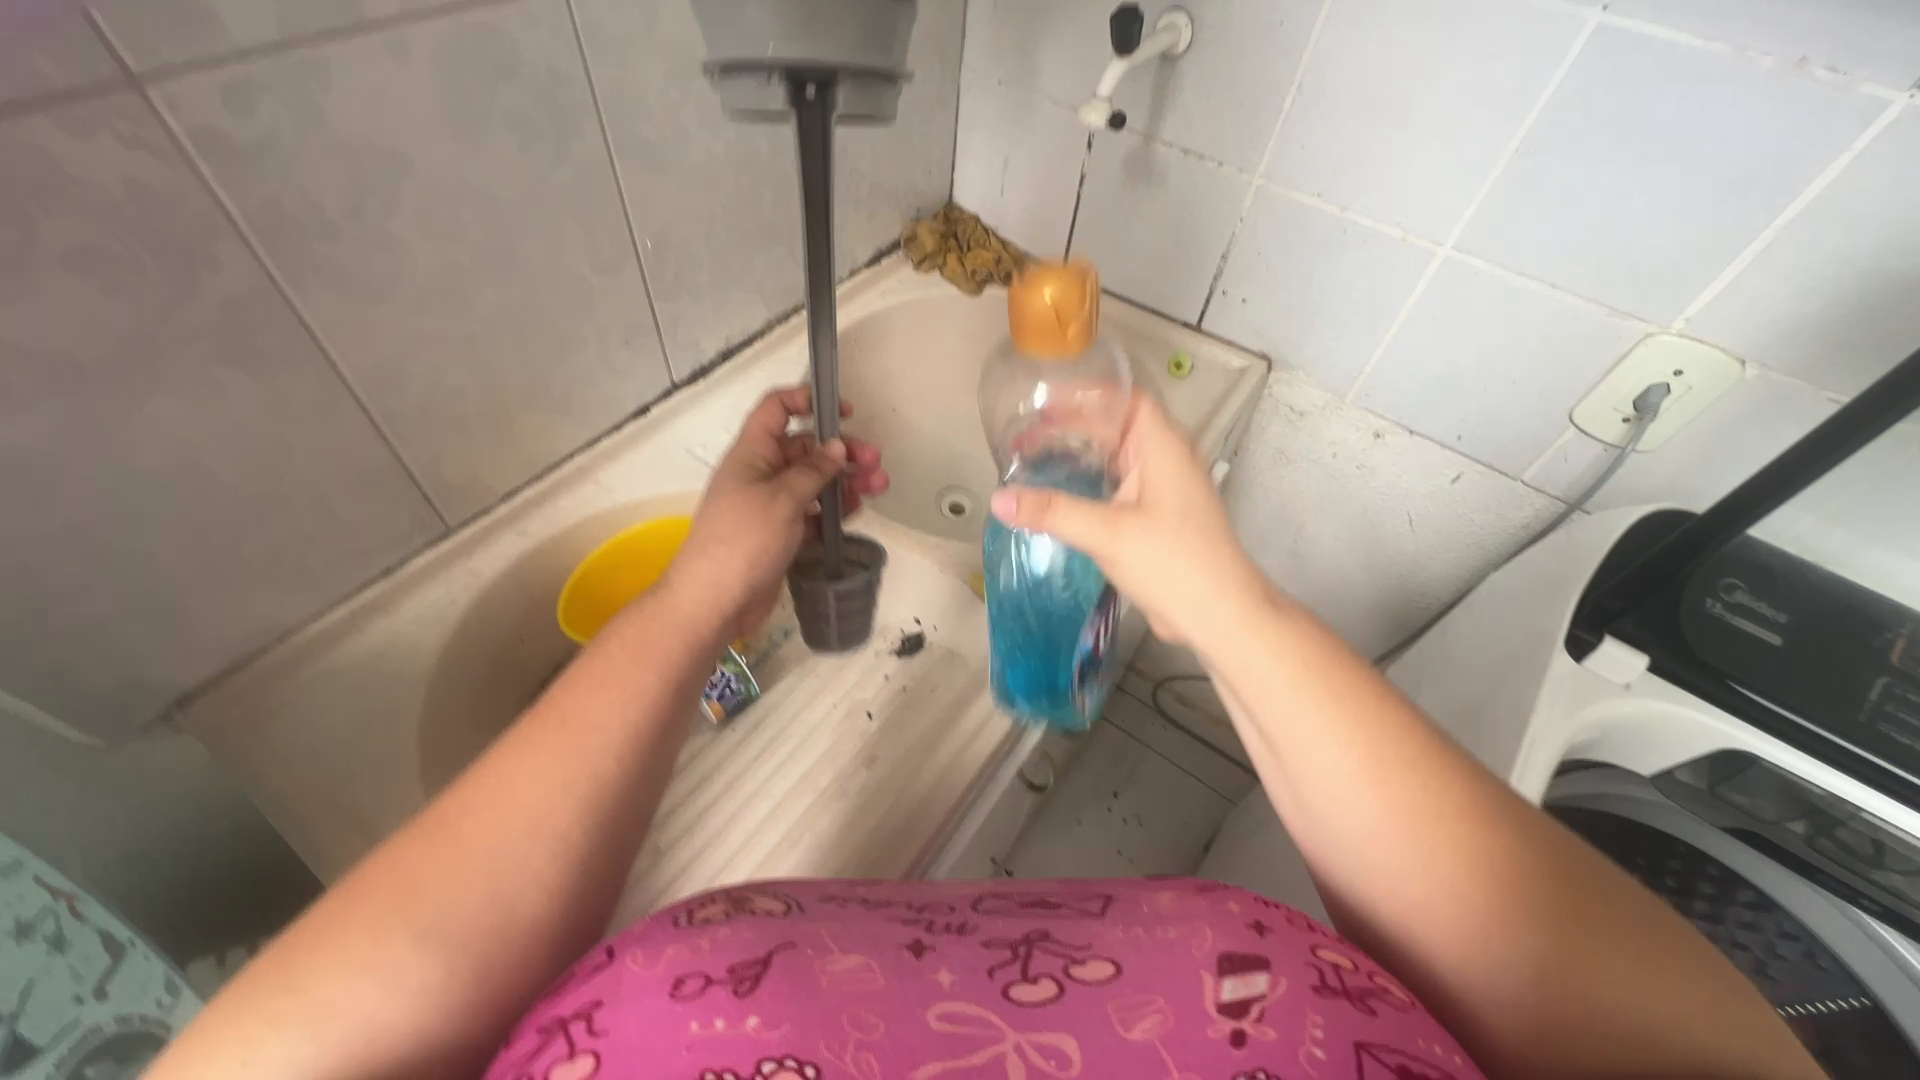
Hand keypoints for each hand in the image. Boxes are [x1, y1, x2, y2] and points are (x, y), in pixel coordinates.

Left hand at [663, 386, 888, 640]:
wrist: (715, 601)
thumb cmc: (743, 540)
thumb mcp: (782, 498)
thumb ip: (813, 470)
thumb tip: (836, 447)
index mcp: (752, 453)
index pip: (776, 410)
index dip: (807, 400)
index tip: (843, 411)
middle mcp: (761, 474)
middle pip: (805, 449)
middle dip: (841, 452)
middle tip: (874, 462)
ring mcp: (771, 506)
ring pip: (814, 483)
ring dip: (845, 481)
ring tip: (878, 487)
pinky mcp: (781, 535)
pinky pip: (813, 514)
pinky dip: (834, 511)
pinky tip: (856, 512)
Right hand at [988, 393, 1264, 646]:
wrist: (1219, 615)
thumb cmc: (1175, 563)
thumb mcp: (1108, 533)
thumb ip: (1053, 512)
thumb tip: (999, 499)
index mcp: (1162, 446)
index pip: (1125, 399)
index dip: (1085, 394)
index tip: (1043, 400)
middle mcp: (1163, 460)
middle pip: (1113, 428)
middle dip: (1070, 428)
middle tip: (1023, 434)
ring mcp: (1160, 490)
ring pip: (1112, 460)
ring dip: (1077, 457)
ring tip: (1032, 461)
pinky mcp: (1153, 518)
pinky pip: (1114, 489)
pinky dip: (1086, 485)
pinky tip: (1056, 498)